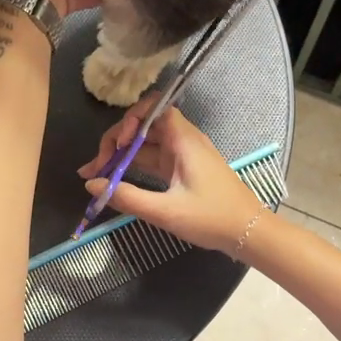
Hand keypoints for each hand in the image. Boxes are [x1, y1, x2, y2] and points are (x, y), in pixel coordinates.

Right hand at [77, 102, 268, 253]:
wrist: (249, 232)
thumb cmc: (212, 218)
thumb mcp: (166, 211)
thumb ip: (127, 197)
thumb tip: (92, 186)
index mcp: (183, 140)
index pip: (154, 107)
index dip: (131, 119)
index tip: (118, 144)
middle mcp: (182, 141)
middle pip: (143, 127)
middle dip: (116, 142)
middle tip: (94, 169)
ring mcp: (182, 155)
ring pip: (144, 145)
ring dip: (120, 157)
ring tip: (94, 177)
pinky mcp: (182, 170)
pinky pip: (152, 160)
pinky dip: (132, 168)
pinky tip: (113, 182)